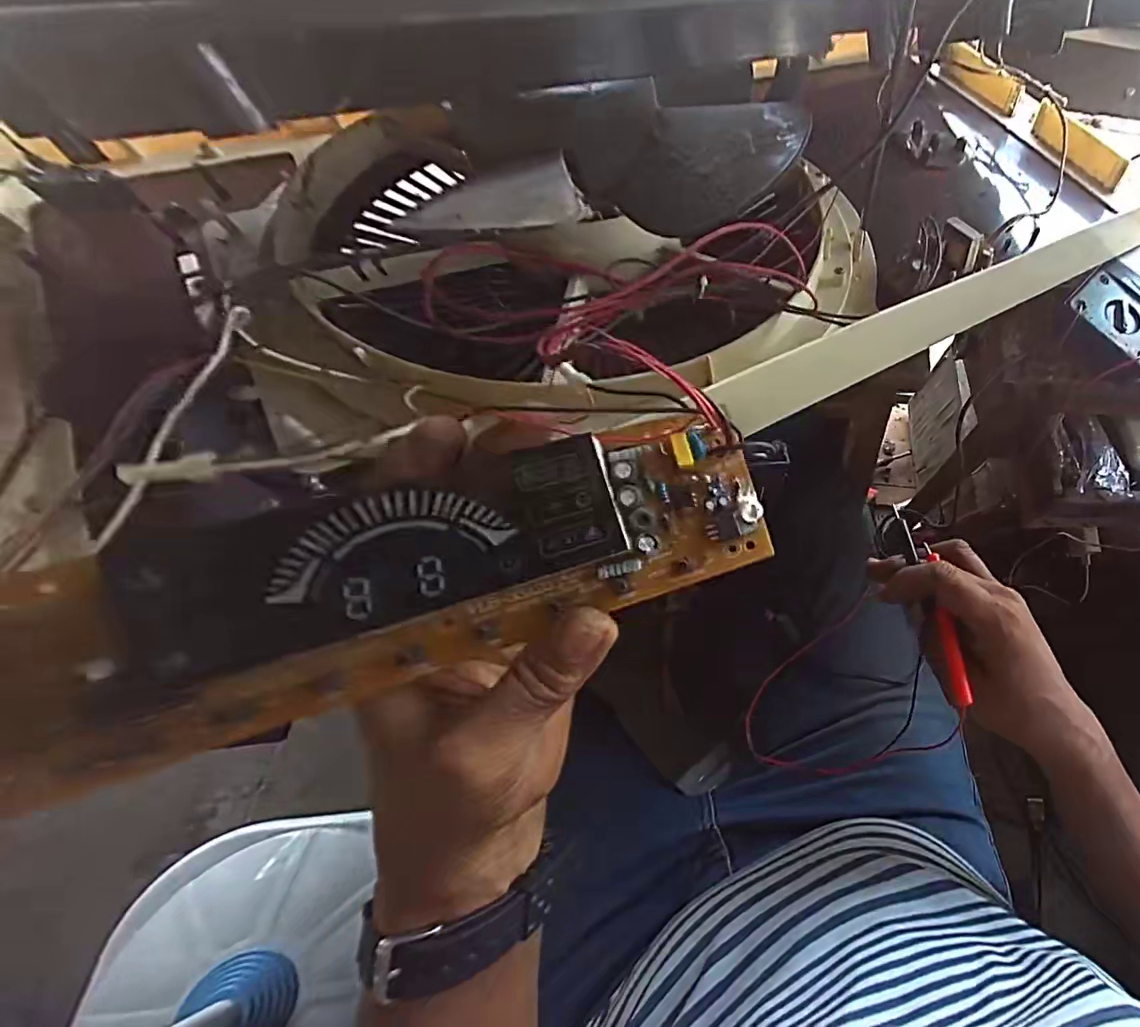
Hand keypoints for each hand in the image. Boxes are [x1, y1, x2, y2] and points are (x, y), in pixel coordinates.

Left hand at [353, 418, 619, 932]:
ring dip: (552, 508)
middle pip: (461, 527)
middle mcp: (438, 615)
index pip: (389, 539)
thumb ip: (539, 680)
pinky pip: (562, 588)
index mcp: (392, 634)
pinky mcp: (535, 638)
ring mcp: (491, 623)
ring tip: (588, 464)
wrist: (481, 843)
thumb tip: (598, 618)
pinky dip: (589, 559)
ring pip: (518, 551)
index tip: (452, 431)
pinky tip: (616, 529)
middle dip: (498, 474)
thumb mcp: (486, 745)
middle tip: (544, 433)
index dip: (414, 478)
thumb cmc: (452, 801)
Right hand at [868, 539, 1105, 768]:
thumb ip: (938, 643)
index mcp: (993, 613)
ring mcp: (1008, 596)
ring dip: (928, 568)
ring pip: (962, 561)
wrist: (1056, 717)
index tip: (882, 595)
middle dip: (913, 561)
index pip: (942, 574)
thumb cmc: (1013, 709)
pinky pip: (970, 579)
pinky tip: (926, 600)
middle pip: (953, 555)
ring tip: (897, 583)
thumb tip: (918, 615)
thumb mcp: (965, 681)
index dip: (906, 578)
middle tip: (879, 572)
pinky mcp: (1008, 604)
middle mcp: (1002, 594)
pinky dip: (944, 581)